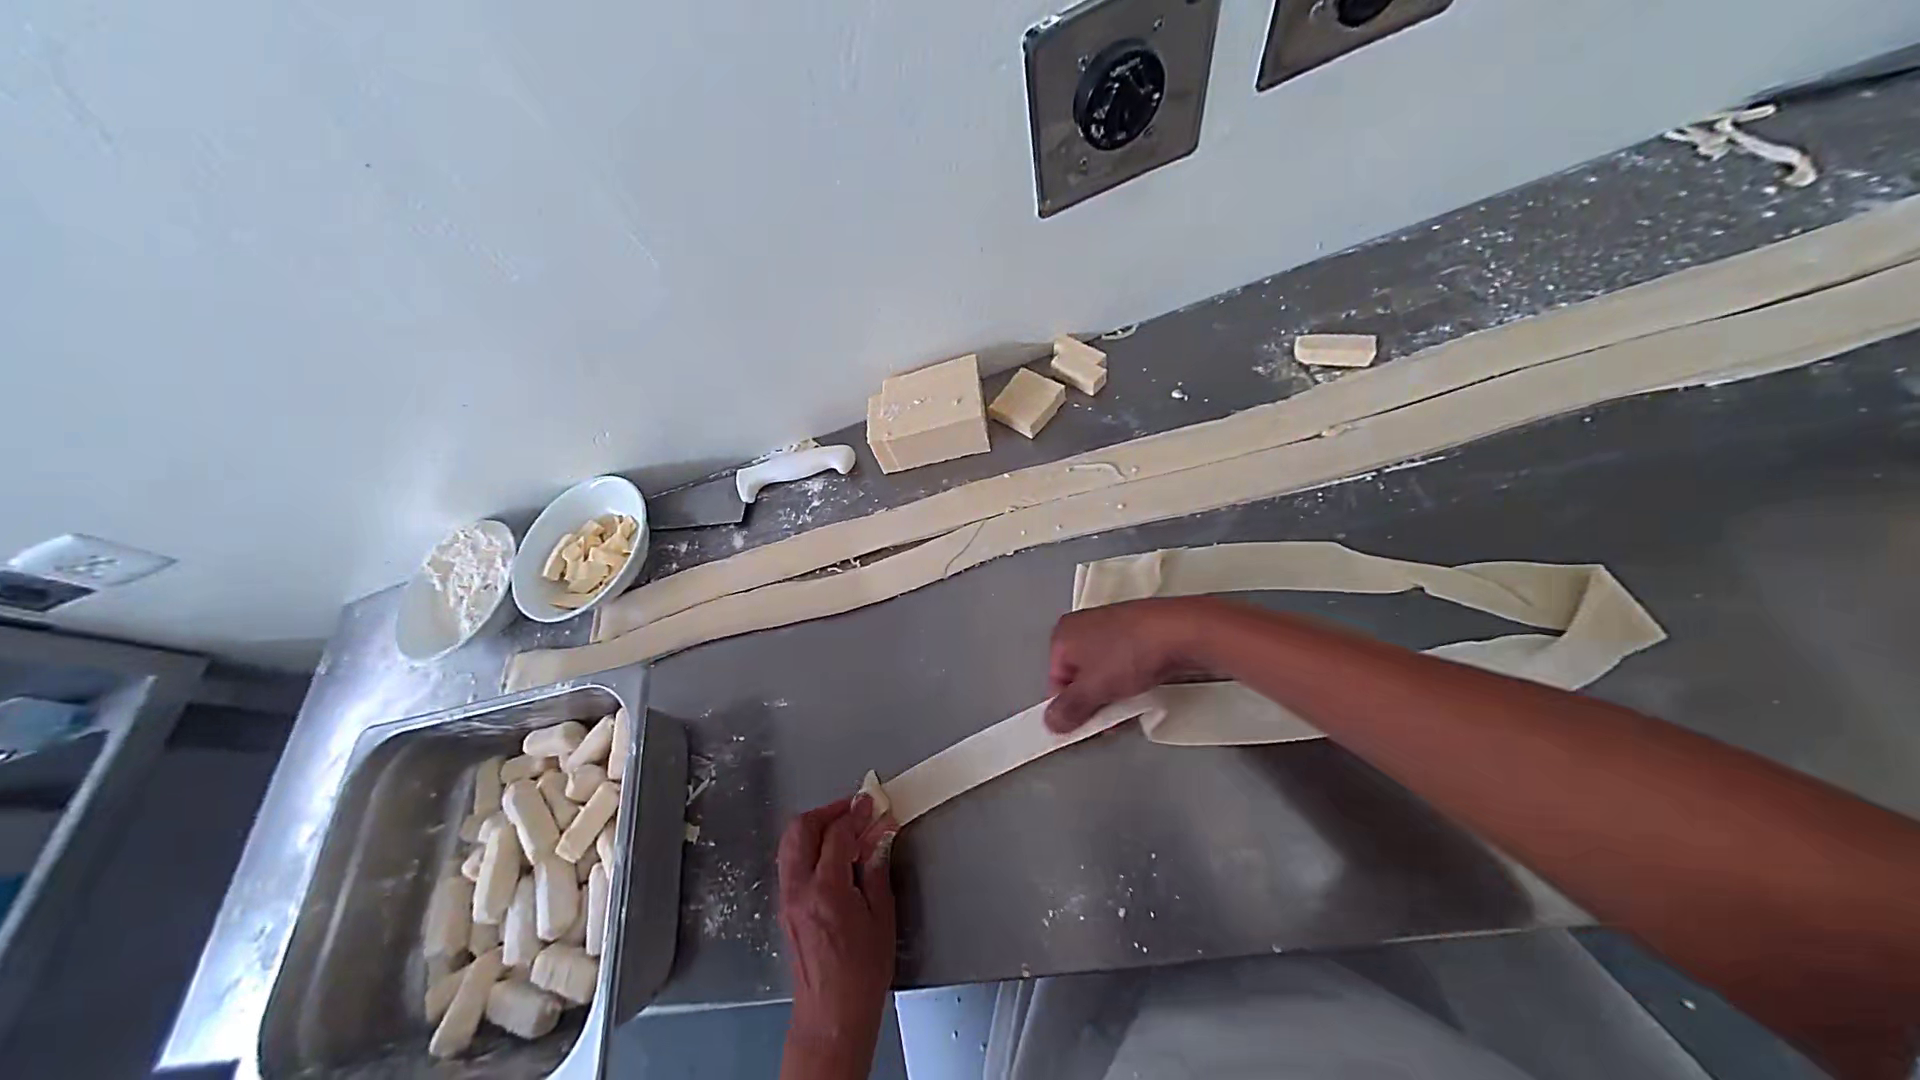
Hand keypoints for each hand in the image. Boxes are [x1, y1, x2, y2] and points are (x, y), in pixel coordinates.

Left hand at [777, 795, 897, 1078]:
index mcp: (826, 892)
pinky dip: (809, 846)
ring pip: (791, 842)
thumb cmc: (861, 974)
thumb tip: (879, 835)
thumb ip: (877, 868)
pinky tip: (831, 852)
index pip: (837, 834)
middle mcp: (799, 891)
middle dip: (829, 811)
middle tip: (853, 808)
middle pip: (802, 829)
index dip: (856, 813)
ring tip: (843, 826)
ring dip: (816, 826)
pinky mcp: (785, 906)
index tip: (870, 804)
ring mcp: (787, 898)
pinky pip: (791, 860)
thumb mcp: (882, 916)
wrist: (833, 1014)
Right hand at [1045, 597, 1221, 731]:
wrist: (1182, 632)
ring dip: (1114, 695)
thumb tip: (1053, 722)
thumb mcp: (1093, 690)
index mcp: (1064, 634)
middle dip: (1093, 702)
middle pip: (1079, 677)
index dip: (1067, 707)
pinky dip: (1131, 681)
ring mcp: (1112, 628)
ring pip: (1104, 674)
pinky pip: (1125, 665)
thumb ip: (1068, 710)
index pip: (1054, 681)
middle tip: (1109, 718)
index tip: (1080, 726)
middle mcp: (1085, 626)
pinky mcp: (1137, 633)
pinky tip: (1144, 689)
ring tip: (1131, 703)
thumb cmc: (1133, 650)